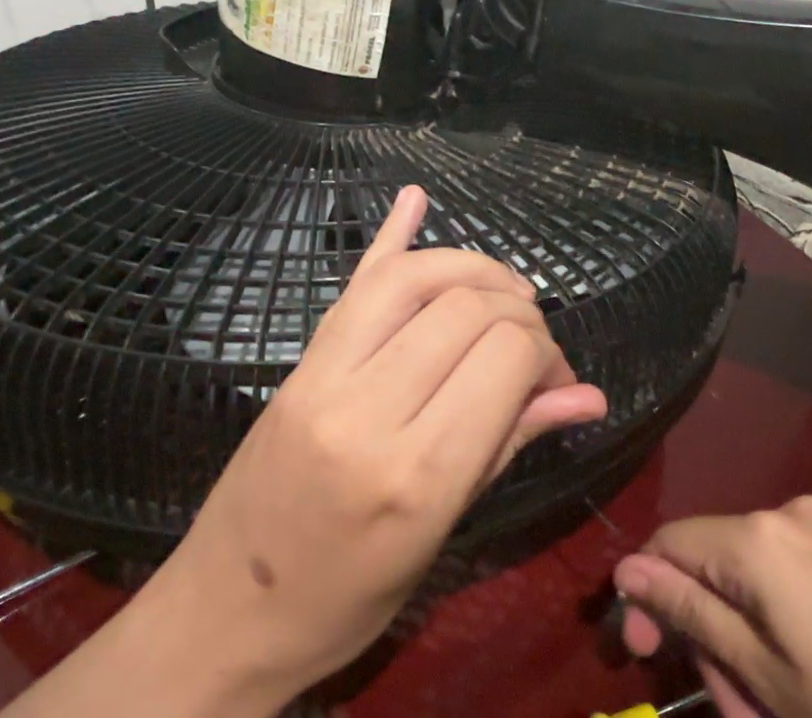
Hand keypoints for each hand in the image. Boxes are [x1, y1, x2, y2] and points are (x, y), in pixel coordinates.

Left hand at [0, 185, 607, 716]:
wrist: (223, 612)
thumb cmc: (346, 601)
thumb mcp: (439, 536)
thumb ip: (507, 446)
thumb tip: (587, 395)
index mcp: (415, 472)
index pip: (505, 357)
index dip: (547, 353)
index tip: (555, 381)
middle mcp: (366, 410)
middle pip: (465, 308)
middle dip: (518, 313)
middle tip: (530, 350)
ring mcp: (321, 378)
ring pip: (411, 278)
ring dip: (471, 269)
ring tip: (501, 295)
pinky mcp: (296, 365)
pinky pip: (352, 287)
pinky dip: (388, 239)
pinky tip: (415, 200)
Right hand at [615, 496, 811, 717]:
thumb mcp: (762, 675)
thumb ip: (689, 613)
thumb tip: (626, 571)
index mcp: (759, 537)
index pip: (670, 543)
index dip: (647, 593)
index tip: (645, 651)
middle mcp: (791, 512)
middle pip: (713, 556)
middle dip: (703, 620)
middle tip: (728, 694)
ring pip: (752, 566)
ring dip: (741, 622)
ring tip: (770, 692)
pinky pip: (794, 566)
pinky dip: (779, 608)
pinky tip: (805, 662)